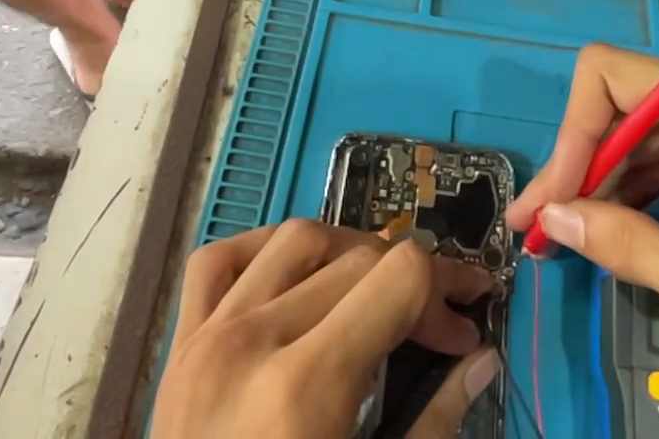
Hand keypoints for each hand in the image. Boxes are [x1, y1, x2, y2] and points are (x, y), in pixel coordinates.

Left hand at [151, 219, 502, 438]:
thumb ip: (434, 423)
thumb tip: (479, 360)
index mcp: (305, 387)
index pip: (399, 278)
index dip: (448, 290)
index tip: (464, 328)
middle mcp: (254, 343)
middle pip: (358, 257)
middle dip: (414, 282)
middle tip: (435, 327)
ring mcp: (207, 338)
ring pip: (295, 239)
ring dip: (348, 250)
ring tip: (374, 287)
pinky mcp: (179, 346)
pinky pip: (218, 260)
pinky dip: (263, 249)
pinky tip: (293, 271)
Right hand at [506, 46, 658, 437]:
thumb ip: (631, 247)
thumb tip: (552, 218)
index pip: (606, 78)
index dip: (567, 138)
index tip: (549, 206)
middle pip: (621, 100)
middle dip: (579, 161)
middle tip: (544, 227)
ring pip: (645, 124)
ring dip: (606, 175)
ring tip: (571, 232)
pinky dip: (643, 181)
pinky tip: (621, 222)